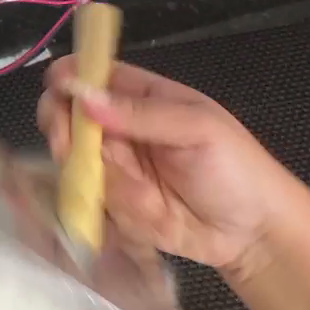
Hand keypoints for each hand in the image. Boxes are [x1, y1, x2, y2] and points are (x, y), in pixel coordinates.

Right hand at [36, 57, 309, 280]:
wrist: (252, 235)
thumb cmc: (236, 170)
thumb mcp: (197, 130)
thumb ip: (140, 113)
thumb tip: (85, 97)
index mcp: (141, 96)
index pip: (93, 74)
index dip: (70, 74)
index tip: (57, 85)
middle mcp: (118, 126)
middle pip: (68, 111)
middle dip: (58, 119)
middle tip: (64, 136)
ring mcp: (111, 164)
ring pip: (67, 152)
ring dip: (69, 159)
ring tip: (85, 170)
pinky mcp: (109, 201)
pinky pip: (82, 191)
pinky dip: (81, 192)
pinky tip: (93, 197)